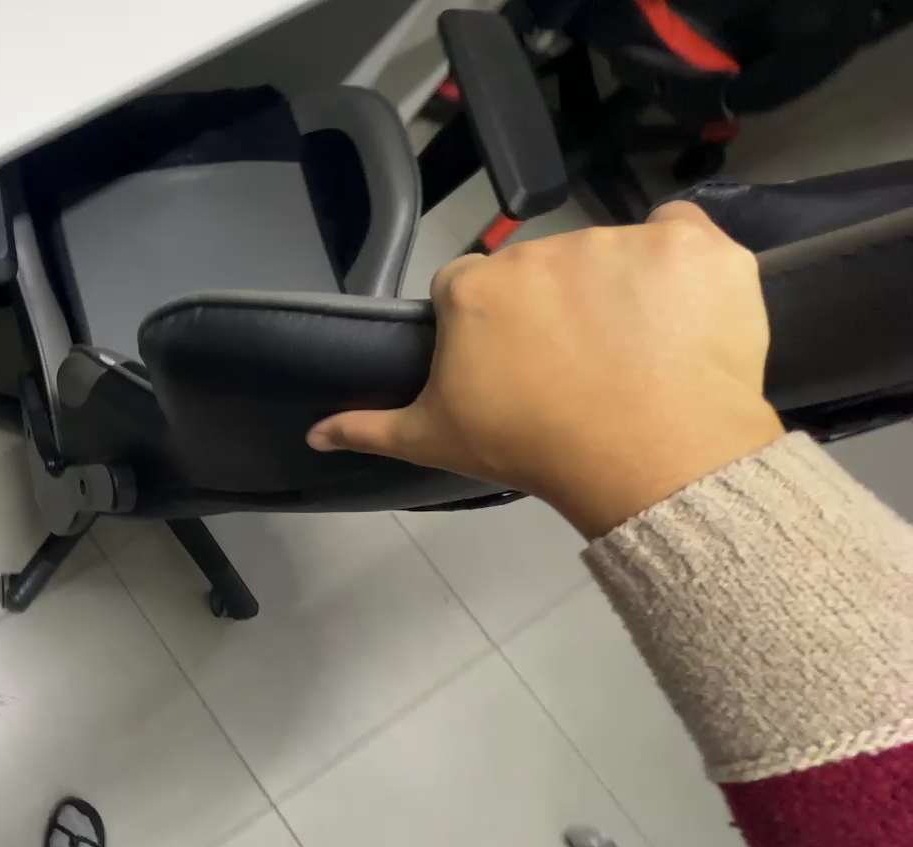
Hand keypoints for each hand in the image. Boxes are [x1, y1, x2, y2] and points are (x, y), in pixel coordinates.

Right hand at [307, 202, 784, 537]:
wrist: (644, 456)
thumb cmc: (521, 444)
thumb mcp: (428, 439)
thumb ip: (364, 427)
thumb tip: (312, 434)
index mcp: (470, 290)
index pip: (460, 285)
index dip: (474, 322)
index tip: (493, 357)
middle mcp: (537, 251)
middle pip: (530, 267)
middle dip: (538, 303)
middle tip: (556, 362)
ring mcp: (618, 242)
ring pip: (599, 254)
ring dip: (603, 288)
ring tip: (619, 349)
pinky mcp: (692, 245)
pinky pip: (677, 233)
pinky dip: (671, 262)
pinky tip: (668, 306)